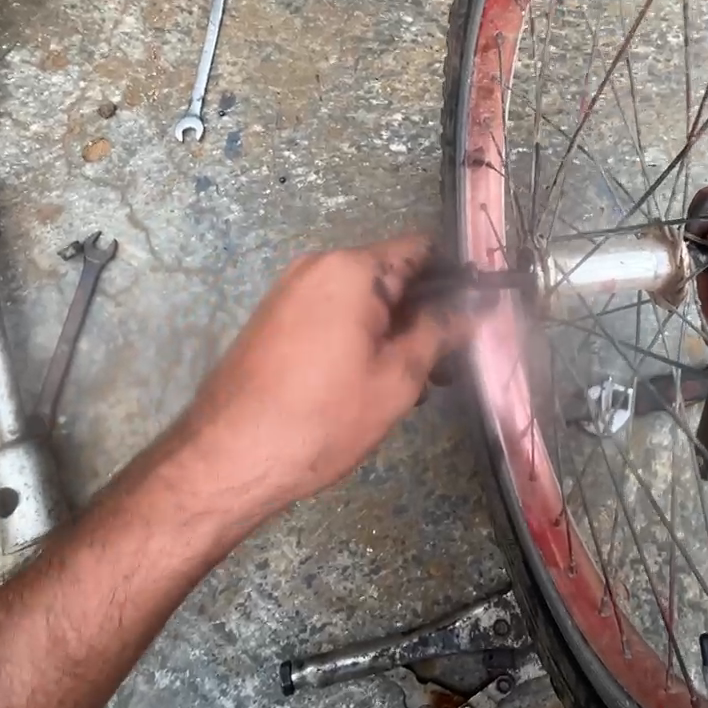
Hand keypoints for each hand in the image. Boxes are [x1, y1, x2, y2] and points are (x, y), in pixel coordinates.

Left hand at [175, 234, 473, 516]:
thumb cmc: (323, 416)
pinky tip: (371, 384)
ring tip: (415, 386)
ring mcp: (291, 292)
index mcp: (352, 268)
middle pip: (391, 276)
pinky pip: (333, 315)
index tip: (479, 313)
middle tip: (449, 366)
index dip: (457, 277)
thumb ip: (441, 332)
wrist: (228, 457)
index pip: (421, 249)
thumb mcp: (398, 376)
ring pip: (363, 301)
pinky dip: (360, 339)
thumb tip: (477, 307)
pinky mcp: (275, 320)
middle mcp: (318, 267)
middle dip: (425, 314)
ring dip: (394, 332)